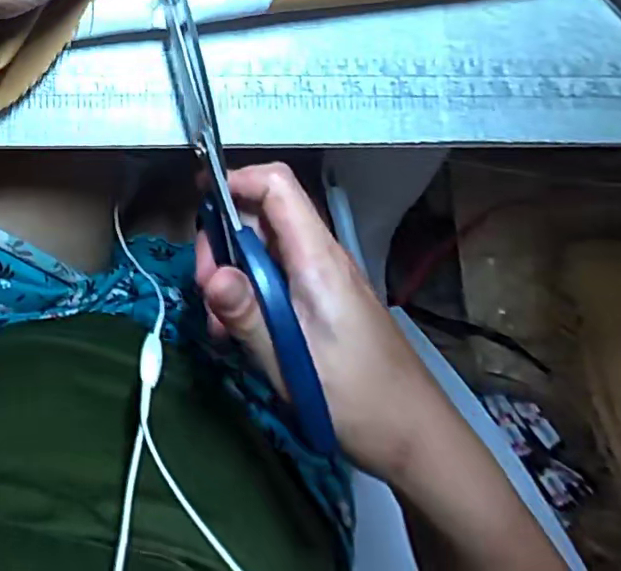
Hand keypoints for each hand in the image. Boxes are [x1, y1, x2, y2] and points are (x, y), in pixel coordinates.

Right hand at [195, 163, 457, 482]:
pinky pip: (273, 272)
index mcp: (318, 259)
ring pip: (261, 246)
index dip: (236, 180)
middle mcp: (319, 256)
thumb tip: (212, 277)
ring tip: (221, 321)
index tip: (201, 205)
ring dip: (231, 272)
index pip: (277, 186)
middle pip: (259, 214)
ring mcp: (320, 275)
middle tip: (207, 288)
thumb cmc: (361, 401)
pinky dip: (248, 290)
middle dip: (221, 240)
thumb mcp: (293, 364)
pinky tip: (241, 329)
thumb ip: (249, 317)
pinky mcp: (318, 296)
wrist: (419, 440)